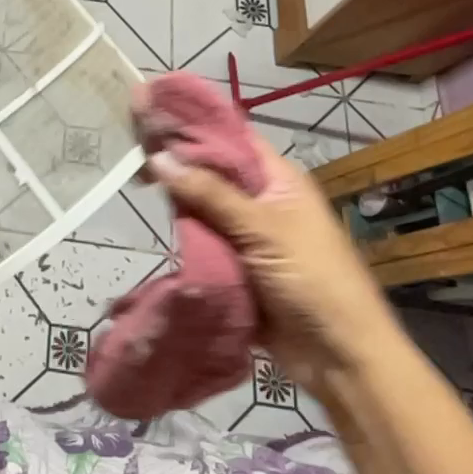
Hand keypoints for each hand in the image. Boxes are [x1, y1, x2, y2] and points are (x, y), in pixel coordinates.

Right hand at [145, 136, 399, 389]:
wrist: (339, 358)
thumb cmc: (313, 279)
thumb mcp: (263, 228)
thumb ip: (210, 192)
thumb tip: (158, 157)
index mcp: (278, 179)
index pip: (231, 138)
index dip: (194, 127)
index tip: (151, 115)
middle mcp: (262, 199)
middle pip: (213, 171)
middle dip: (178, 163)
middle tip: (133, 152)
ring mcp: (248, 234)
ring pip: (203, 206)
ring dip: (178, 200)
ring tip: (134, 181)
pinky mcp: (236, 265)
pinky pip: (203, 240)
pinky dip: (183, 235)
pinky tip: (155, 222)